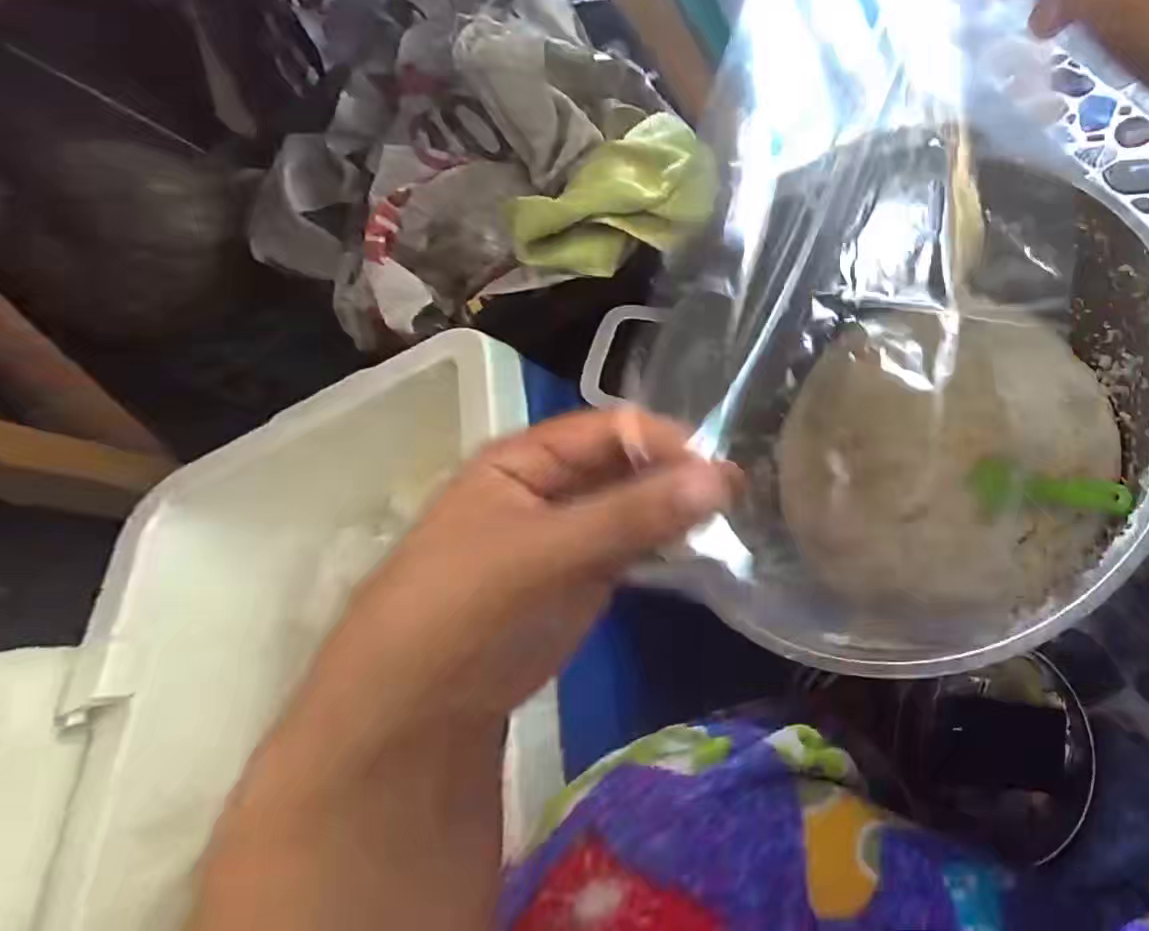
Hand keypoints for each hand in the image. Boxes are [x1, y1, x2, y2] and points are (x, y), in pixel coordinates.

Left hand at [305, 406, 740, 742]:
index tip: (716, 471)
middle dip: (680, 473)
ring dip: (681, 506)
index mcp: (526, 458)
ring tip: (731, 515)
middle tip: (737, 493)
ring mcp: (574, 528)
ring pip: (642, 500)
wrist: (411, 720)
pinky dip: (672, 539)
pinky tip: (705, 544)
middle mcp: (554, 483)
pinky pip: (641, 539)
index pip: (613, 428)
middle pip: (632, 460)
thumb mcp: (543, 555)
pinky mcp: (591, 569)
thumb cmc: (461, 615)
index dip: (665, 442)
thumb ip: (633, 514)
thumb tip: (723, 477)